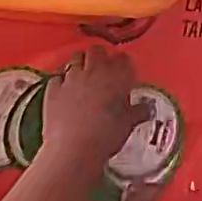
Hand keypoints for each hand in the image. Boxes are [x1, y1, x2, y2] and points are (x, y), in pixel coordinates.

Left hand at [41, 46, 146, 171]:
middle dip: (100, 56)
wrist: (74, 150)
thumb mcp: (128, 124)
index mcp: (117, 75)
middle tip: (102, 70)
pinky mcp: (53, 90)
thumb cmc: (107, 135)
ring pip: (75, 57)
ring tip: (82, 75)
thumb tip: (148, 108)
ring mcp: (71, 78)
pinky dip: (61, 80)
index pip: (123, 58)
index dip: (124, 64)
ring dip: (80, 63)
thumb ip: (139, 112)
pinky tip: (64, 89)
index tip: (124, 74)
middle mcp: (94, 70)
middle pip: (97, 50)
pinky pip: (57, 77)